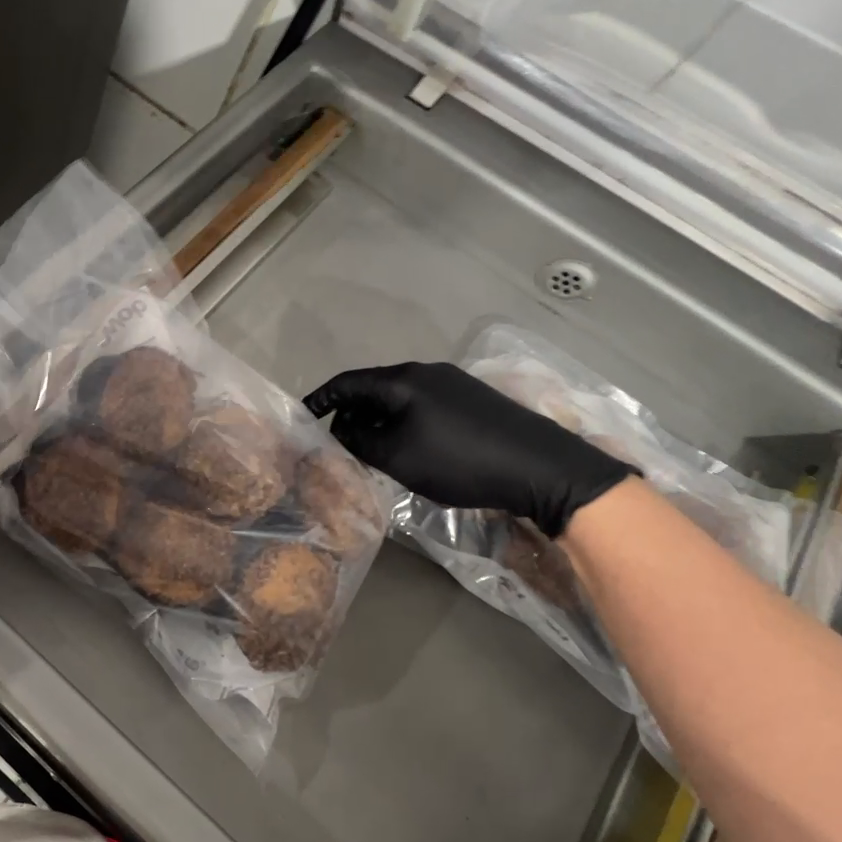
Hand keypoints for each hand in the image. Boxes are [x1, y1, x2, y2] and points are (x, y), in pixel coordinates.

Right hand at [304, 361, 634, 536]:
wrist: (541, 468)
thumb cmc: (459, 460)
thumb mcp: (395, 456)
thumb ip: (358, 439)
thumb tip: (341, 429)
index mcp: (403, 380)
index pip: (346, 382)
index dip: (319, 400)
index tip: (300, 418)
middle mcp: (426, 373)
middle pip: (372, 390)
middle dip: (349, 415)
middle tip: (337, 446)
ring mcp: (454, 385)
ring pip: (399, 401)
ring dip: (378, 424)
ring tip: (370, 454)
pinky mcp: (474, 402)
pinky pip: (423, 408)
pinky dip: (403, 425)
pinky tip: (409, 451)